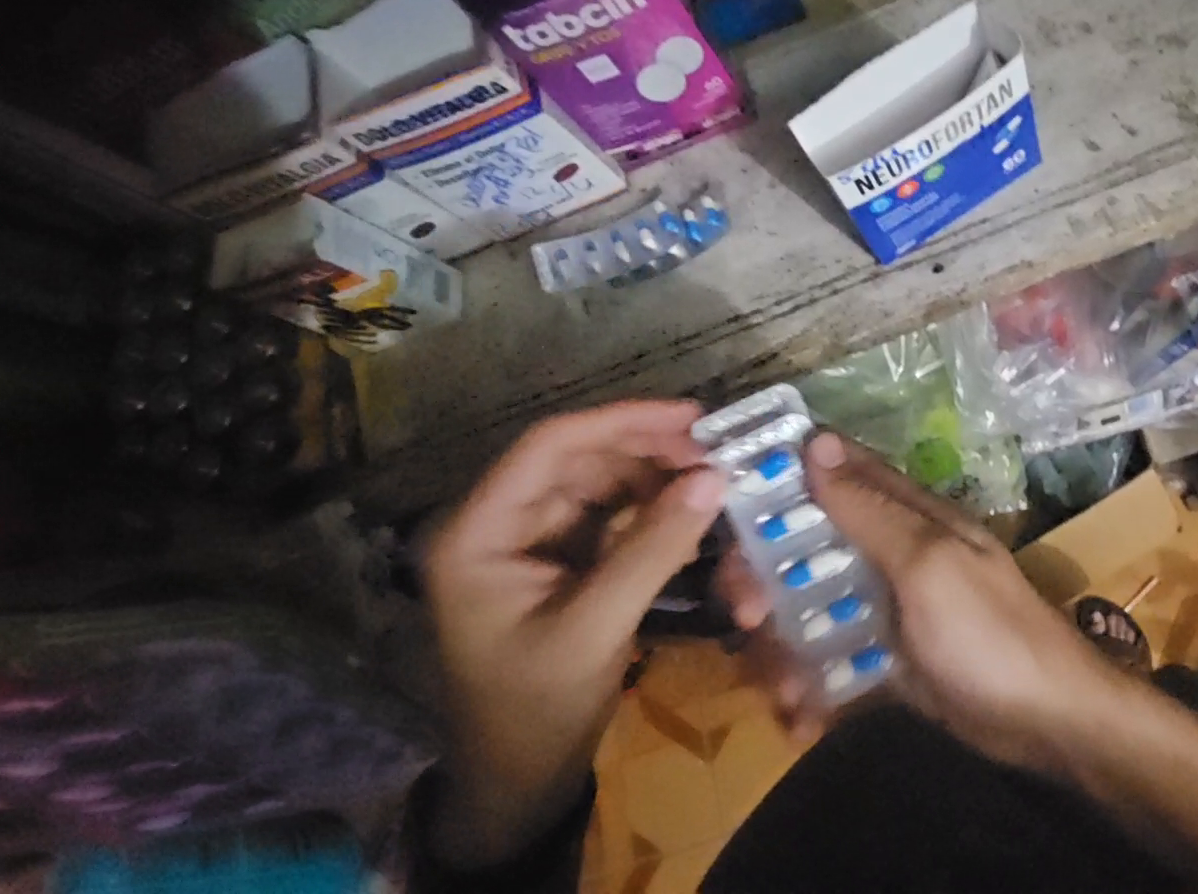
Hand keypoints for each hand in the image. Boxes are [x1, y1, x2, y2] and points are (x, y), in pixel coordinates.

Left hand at [422, 400, 725, 867]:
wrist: (520, 779)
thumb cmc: (537, 708)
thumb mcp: (596, 628)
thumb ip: (653, 549)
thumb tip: (714, 479)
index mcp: (481, 530)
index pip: (550, 446)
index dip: (621, 421)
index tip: (691, 417)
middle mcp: (504, 520)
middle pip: (582, 458)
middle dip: (649, 450)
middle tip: (716, 452)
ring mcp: (536, 539)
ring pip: (604, 481)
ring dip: (659, 478)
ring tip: (715, 480)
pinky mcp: (567, 558)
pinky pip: (616, 514)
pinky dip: (656, 511)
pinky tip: (693, 517)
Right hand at [718, 434, 1120, 772]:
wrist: (1047, 723)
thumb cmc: (988, 634)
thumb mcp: (928, 565)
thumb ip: (870, 510)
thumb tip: (815, 442)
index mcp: (907, 515)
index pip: (836, 472)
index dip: (781, 473)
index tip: (722, 495)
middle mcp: (890, 552)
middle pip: (807, 545)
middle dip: (766, 578)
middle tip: (749, 617)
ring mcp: (885, 607)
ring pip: (810, 608)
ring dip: (782, 649)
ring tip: (783, 694)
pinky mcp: (884, 658)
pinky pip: (831, 661)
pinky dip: (811, 690)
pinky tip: (803, 721)